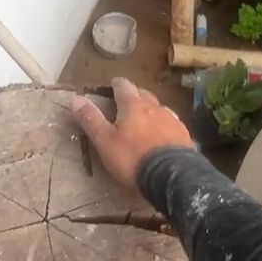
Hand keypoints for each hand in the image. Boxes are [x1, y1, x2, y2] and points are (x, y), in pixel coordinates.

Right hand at [69, 77, 194, 188]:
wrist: (173, 177)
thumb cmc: (132, 157)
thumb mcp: (104, 141)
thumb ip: (91, 119)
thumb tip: (75, 98)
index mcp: (133, 106)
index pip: (124, 87)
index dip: (117, 84)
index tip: (113, 84)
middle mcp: (155, 108)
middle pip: (144, 94)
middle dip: (135, 95)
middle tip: (127, 101)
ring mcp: (173, 121)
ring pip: (160, 109)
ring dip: (151, 110)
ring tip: (145, 119)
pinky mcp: (185, 136)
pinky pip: (172, 125)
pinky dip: (165, 126)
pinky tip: (164, 136)